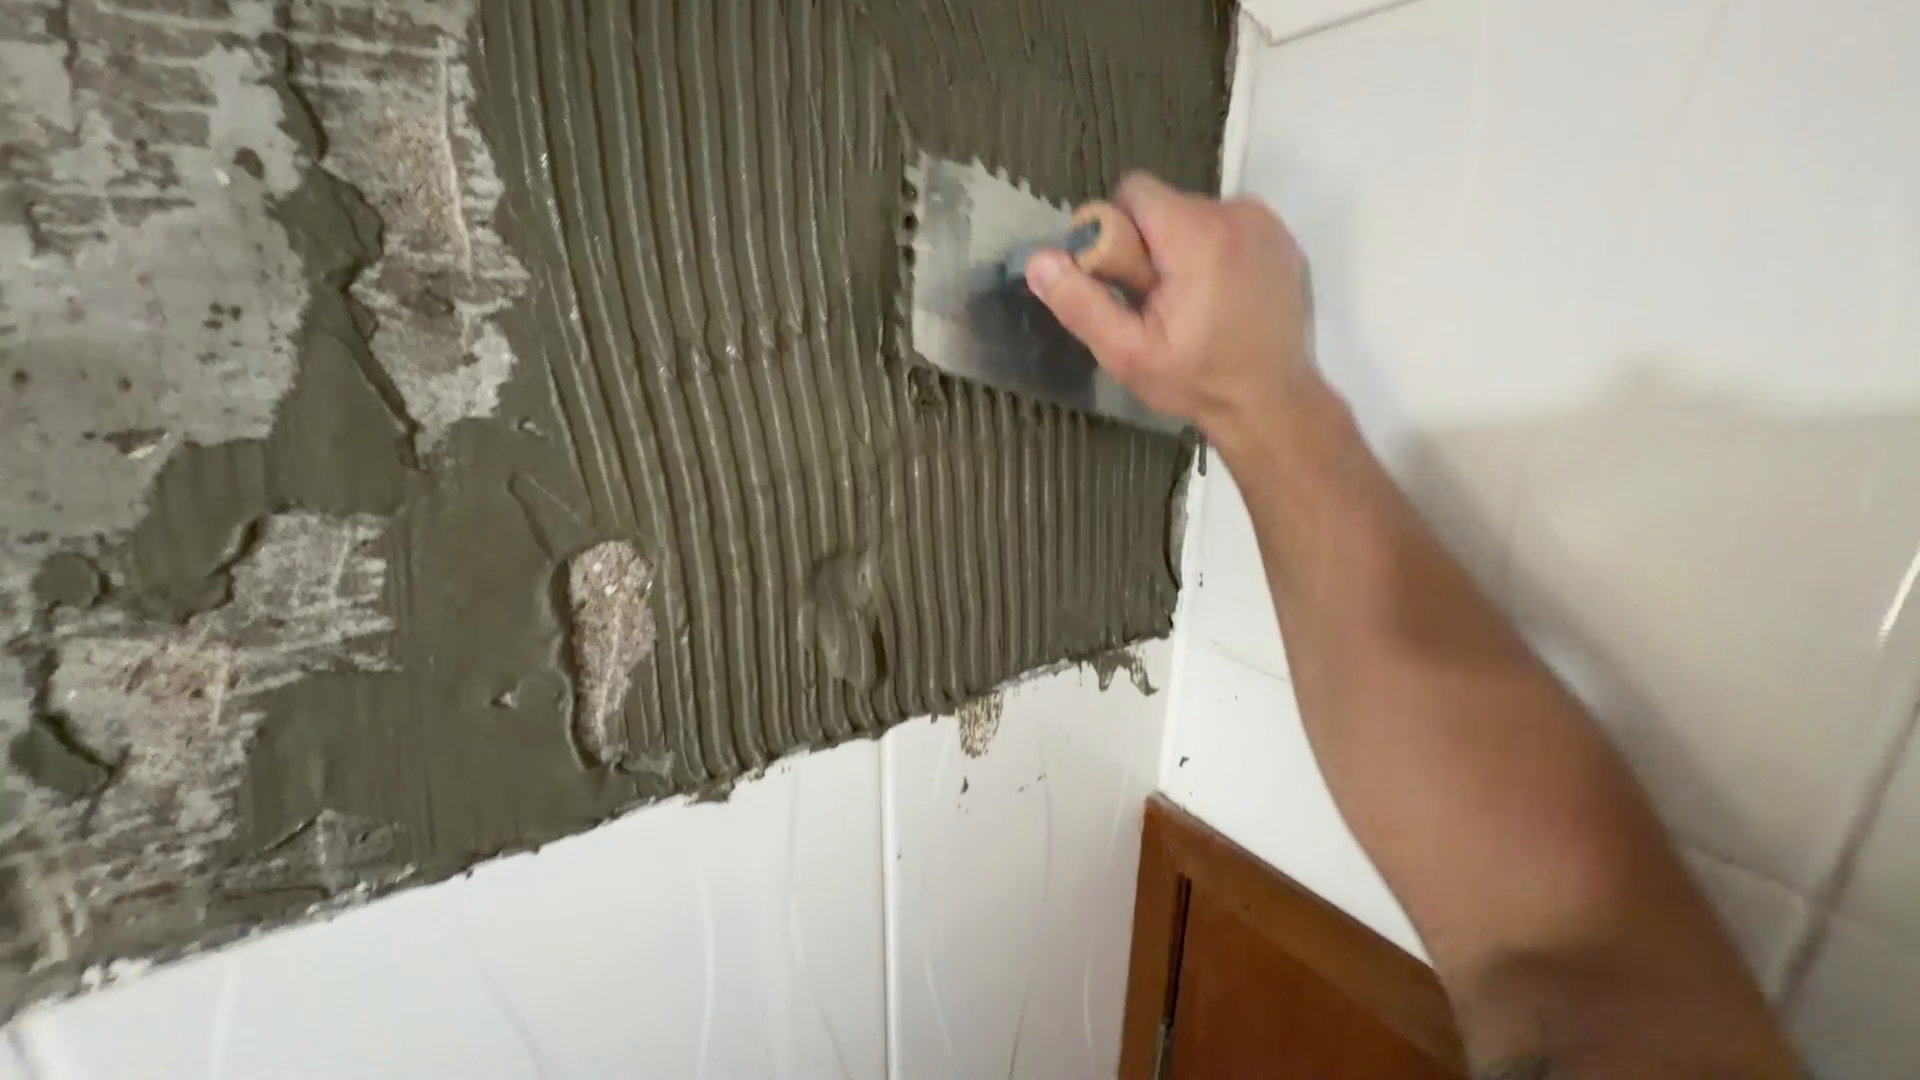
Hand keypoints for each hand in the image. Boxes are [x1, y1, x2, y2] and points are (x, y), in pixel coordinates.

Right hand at [1025, 173, 1321, 448]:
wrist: (1271, 404)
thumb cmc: (1195, 381)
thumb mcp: (1126, 354)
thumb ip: (1081, 303)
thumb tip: (1038, 260)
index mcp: (1199, 234)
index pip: (1135, 191)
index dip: (1114, 231)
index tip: (1120, 280)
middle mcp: (1238, 213)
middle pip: (1165, 206)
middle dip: (1148, 247)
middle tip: (1154, 305)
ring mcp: (1267, 225)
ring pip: (1195, 216)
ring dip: (1180, 251)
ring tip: (1188, 307)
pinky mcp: (1282, 240)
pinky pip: (1228, 229)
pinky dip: (1213, 255)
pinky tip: (1219, 301)